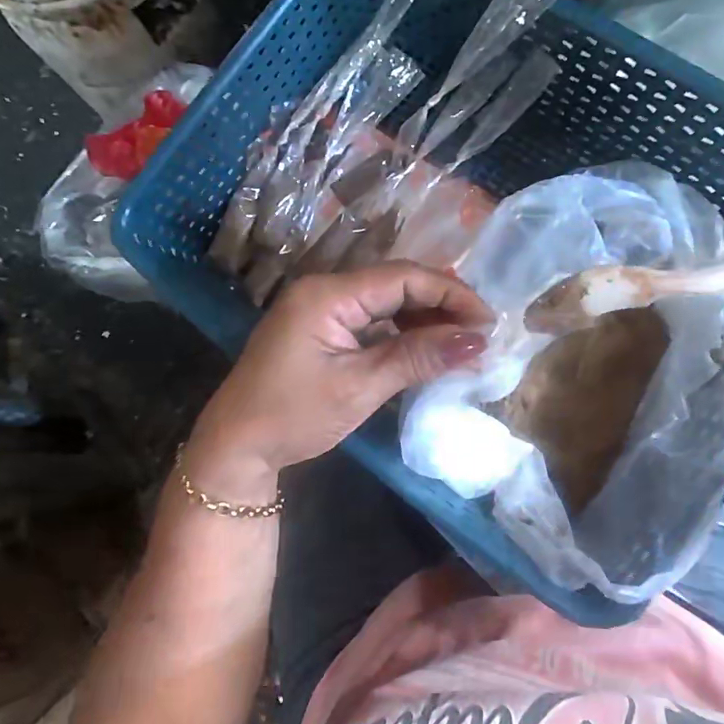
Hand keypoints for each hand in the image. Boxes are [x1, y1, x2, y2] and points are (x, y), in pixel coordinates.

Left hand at [187, 261, 494, 481]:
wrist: (235, 446)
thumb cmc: (293, 416)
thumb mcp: (360, 387)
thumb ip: (417, 358)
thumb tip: (478, 342)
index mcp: (327, 294)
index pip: (403, 278)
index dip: (451, 295)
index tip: (489, 323)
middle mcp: (323, 289)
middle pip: (395, 283)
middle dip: (441, 305)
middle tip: (480, 335)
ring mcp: (318, 307)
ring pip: (384, 300)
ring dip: (422, 319)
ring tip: (459, 344)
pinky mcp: (319, 327)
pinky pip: (368, 317)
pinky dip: (399, 331)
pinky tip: (424, 349)